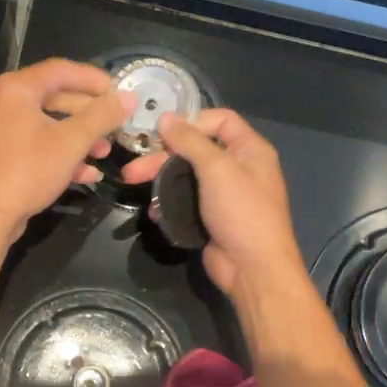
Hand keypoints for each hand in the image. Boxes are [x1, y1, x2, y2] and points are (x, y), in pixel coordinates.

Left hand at [0, 58, 134, 243]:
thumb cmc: (27, 172)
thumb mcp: (71, 142)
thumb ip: (102, 116)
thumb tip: (128, 98)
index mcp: (14, 88)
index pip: (60, 70)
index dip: (94, 79)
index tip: (118, 91)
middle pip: (52, 97)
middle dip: (87, 114)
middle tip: (114, 125)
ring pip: (43, 124)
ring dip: (76, 136)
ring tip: (103, 152)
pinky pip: (31, 143)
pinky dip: (57, 152)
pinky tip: (84, 173)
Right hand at [122, 109, 302, 302]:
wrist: (253, 268)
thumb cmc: (241, 211)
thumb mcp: (217, 169)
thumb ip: (191, 141)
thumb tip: (166, 117)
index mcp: (250, 150)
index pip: (221, 120)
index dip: (192, 121)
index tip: (162, 131)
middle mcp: (238, 168)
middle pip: (196, 150)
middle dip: (163, 155)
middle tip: (134, 165)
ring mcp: (224, 196)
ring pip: (187, 177)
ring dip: (161, 179)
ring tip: (133, 183)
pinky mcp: (211, 218)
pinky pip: (185, 202)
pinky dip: (168, 203)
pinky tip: (152, 211)